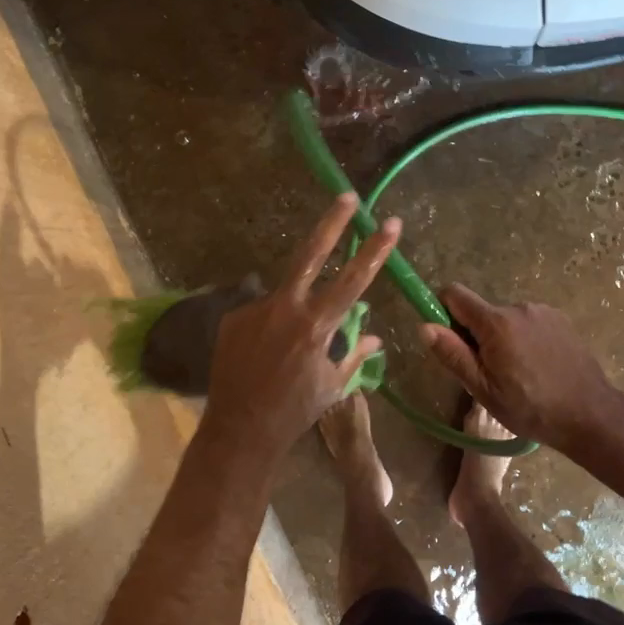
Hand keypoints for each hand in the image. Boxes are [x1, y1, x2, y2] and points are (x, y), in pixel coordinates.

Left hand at [201, 195, 398, 456]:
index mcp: (315, 326)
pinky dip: (270, 327)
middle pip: (310, 254)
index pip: (353, 280)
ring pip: (285, 293)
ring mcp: (255, 309)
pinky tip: (264, 355)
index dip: (374, 250)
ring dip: (294, 308)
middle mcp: (284, 308)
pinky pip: (261, 312)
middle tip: (347, 196)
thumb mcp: (332, 385)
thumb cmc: (296, 411)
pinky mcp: (233, 316)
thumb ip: (354, 355)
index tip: (389, 222)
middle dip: (331, 223)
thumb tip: (375, 339)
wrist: (240, 428)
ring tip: (285, 349)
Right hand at [419, 284, 623, 449]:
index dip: (443, 312)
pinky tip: (538, 368)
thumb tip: (424, 327)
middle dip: (477, 336)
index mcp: (496, 323)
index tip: (451, 341)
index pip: (454, 294)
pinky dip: (524, 340)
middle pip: (481, 312)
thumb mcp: (484, 389)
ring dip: (502, 340)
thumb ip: (453, 355)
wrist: (592, 415)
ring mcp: (543, 313)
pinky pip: (528, 324)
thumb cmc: (531, 408)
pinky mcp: (561, 321)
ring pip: (505, 320)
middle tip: (490, 373)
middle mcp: (519, 308)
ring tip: (518, 375)